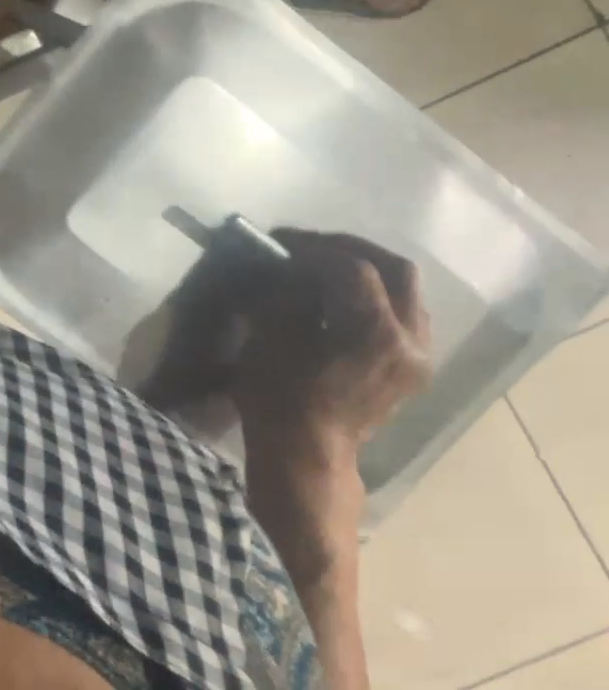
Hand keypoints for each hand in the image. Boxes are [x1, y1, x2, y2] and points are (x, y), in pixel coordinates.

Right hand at [234, 230, 431, 455]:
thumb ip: (291, 295)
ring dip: (366, 270)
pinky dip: (375, 296)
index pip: (353, 266)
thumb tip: (295, 268)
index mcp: (374, 331)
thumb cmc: (279, 395)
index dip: (313, 246)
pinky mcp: (413, 366)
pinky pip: (405, 314)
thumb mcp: (272, 336)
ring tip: (322, 268)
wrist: (306, 451)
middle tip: (308, 245)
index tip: (278, 240)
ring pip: (407, 291)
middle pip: (396, 270)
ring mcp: (419, 355)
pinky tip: (340, 299)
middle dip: (350, 249)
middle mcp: (410, 338)